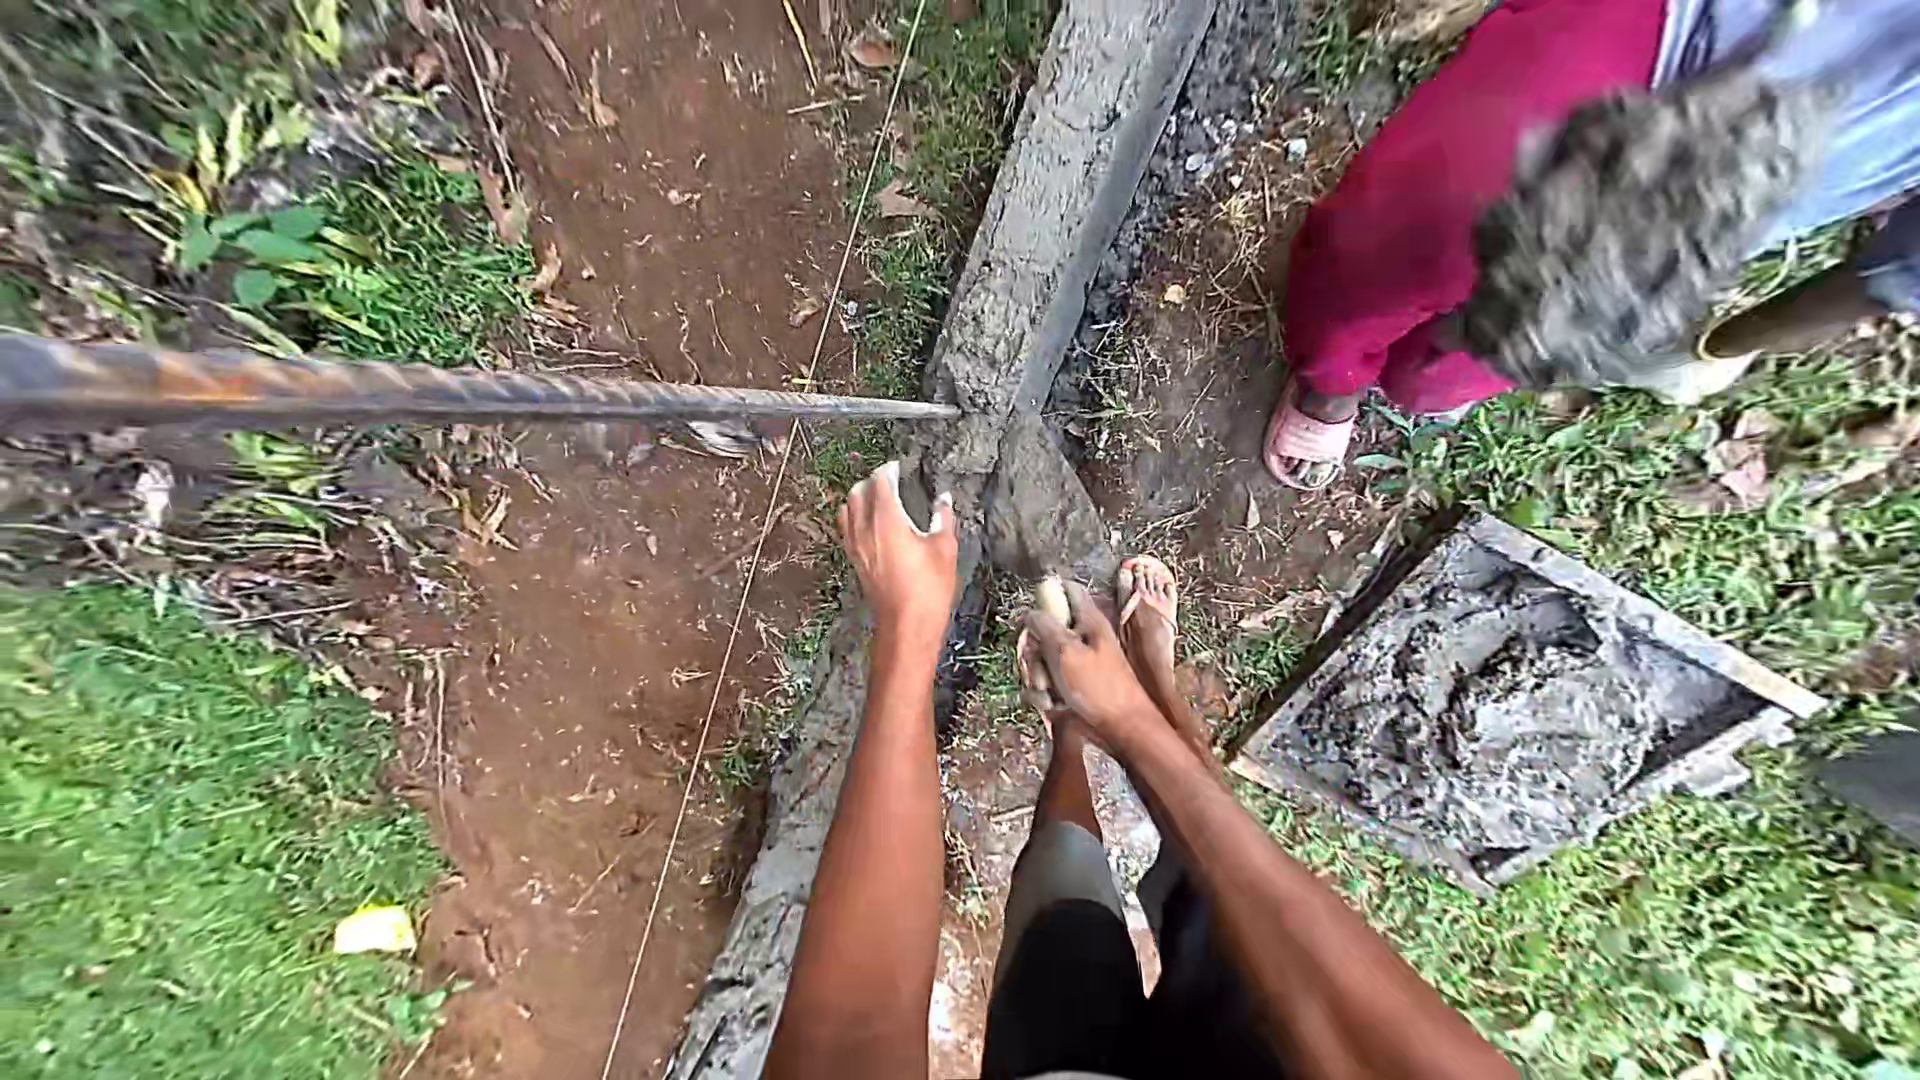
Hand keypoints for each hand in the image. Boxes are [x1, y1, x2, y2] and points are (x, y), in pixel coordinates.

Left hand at [839, 460, 958, 646]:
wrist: (906, 624)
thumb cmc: (929, 588)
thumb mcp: (944, 548)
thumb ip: (943, 518)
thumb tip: (944, 499)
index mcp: (887, 520)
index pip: (881, 482)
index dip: (889, 469)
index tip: (900, 467)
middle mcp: (865, 529)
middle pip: (858, 491)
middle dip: (873, 481)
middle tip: (891, 480)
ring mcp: (855, 546)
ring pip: (847, 508)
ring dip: (860, 498)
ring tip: (879, 498)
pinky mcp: (854, 560)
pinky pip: (846, 528)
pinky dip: (854, 517)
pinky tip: (871, 524)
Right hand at [1021, 581, 1160, 740]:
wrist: (1122, 730)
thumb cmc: (1099, 688)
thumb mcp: (1067, 652)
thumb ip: (1045, 626)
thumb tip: (1028, 612)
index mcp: (1088, 621)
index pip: (1067, 590)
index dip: (1046, 596)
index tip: (1031, 614)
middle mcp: (1081, 638)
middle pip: (1044, 629)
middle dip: (1034, 649)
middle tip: (1039, 665)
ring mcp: (1076, 663)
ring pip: (1040, 658)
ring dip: (1037, 676)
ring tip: (1048, 692)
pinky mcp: (1070, 686)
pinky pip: (1045, 682)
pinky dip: (1044, 694)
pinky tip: (1051, 705)